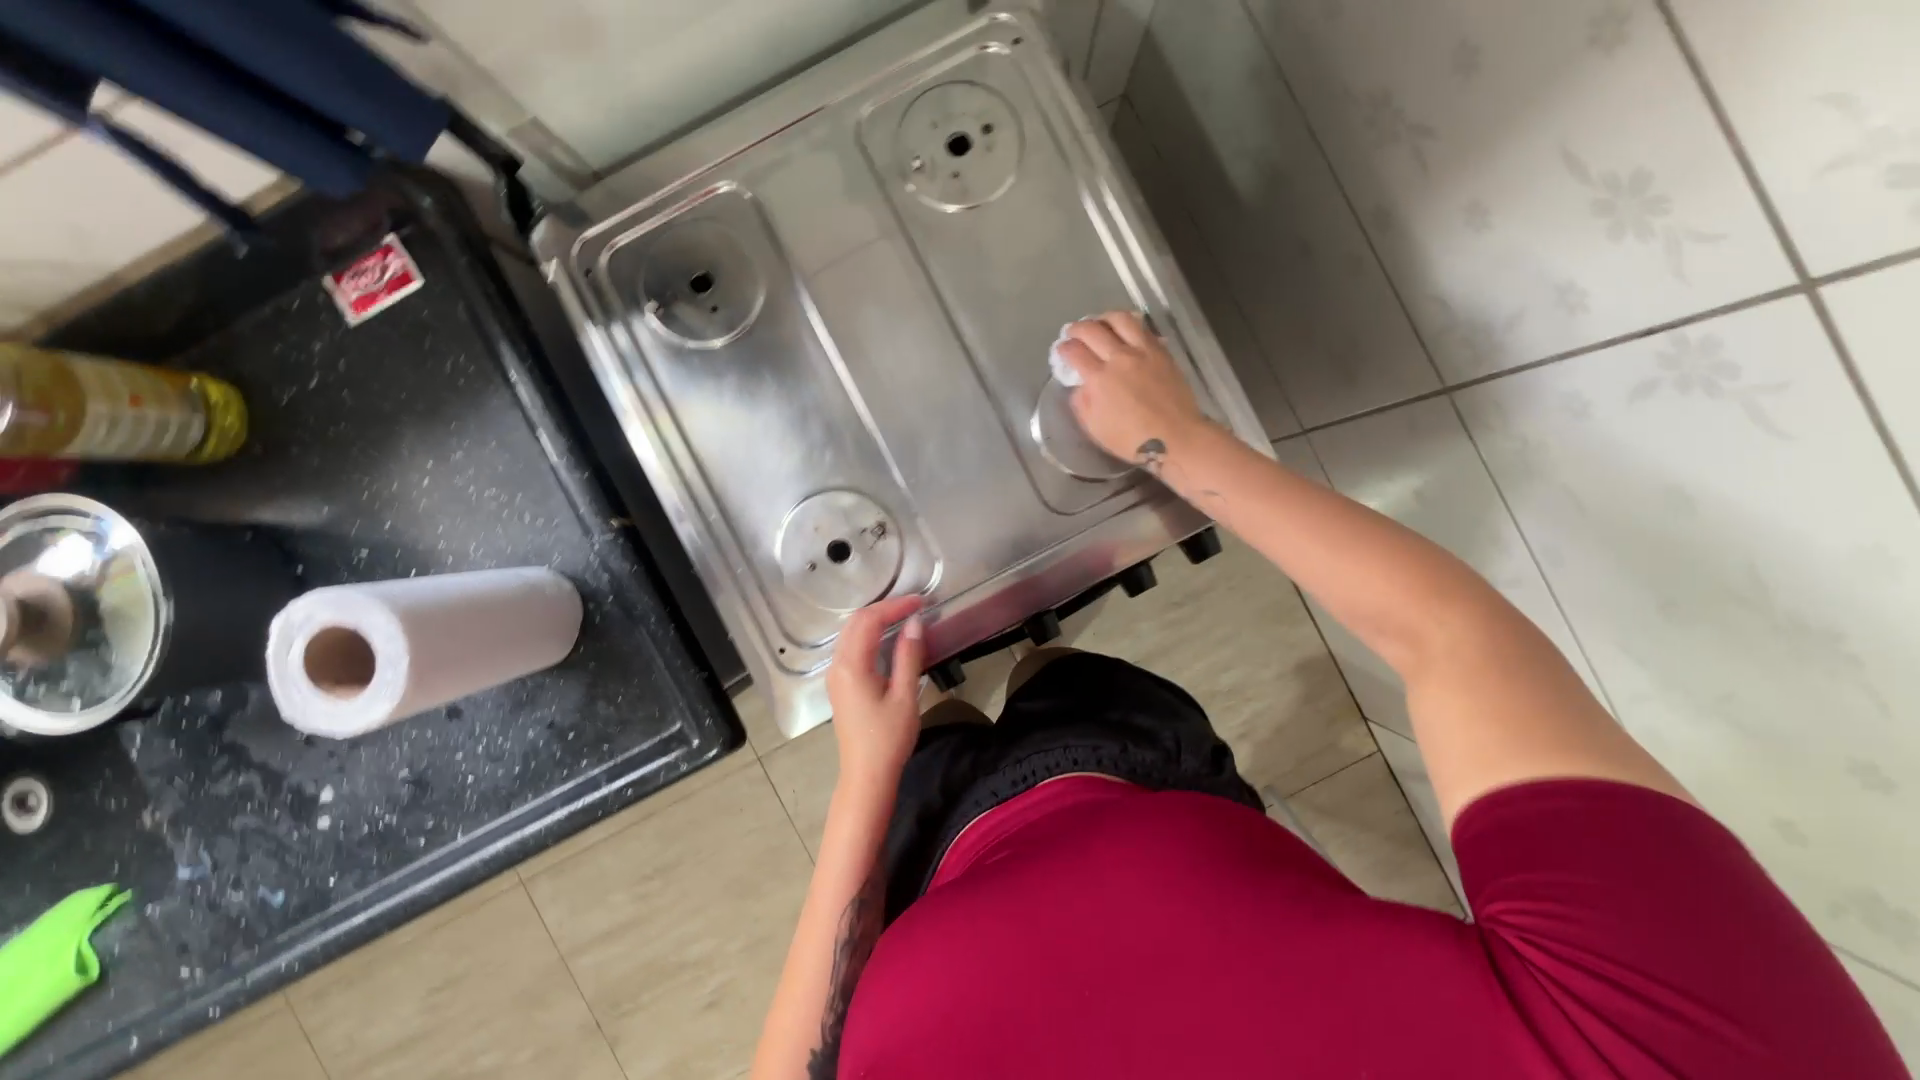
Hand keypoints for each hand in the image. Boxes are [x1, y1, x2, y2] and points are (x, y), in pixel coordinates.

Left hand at [826, 595, 927, 786]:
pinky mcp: (840, 685)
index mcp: (851, 665)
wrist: (867, 774)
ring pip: (851, 634)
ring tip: (904, 617)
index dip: (895, 606)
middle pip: (856, 623)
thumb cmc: (888, 738)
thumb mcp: (905, 695)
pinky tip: (889, 639)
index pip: (869, 621)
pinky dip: (869, 636)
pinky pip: (851, 648)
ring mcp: (836, 675)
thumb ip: (908, 655)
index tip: (920, 601)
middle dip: (884, 609)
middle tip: (914, 606)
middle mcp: (838, 665)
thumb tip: (914, 623)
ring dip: (875, 621)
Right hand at [1058, 312, 1211, 468]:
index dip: (1064, 348)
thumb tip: (1080, 385)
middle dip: (1077, 328)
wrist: (1175, 437)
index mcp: (1099, 379)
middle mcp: (1119, 358)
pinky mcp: (1161, 351)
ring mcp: (1143, 351)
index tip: (1062, 350)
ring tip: (1100, 323)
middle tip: (1073, 332)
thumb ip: (1082, 403)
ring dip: (1105, 318)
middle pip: (1092, 330)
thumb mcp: (1095, 428)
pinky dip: (1130, 325)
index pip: (1074, 351)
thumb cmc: (1131, 439)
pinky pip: (1143, 328)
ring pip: (1120, 319)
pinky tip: (1126, 331)